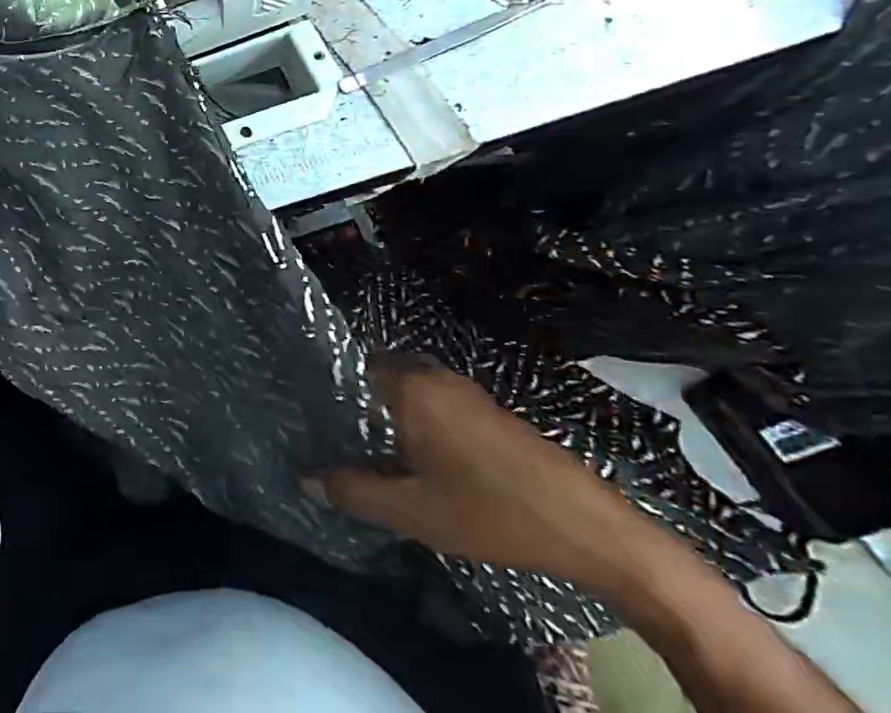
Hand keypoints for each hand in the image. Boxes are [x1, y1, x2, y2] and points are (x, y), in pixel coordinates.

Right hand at [316, 366, 696, 599]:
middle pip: (382, 377)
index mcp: (413, 389)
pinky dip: (416, 422)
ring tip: (370, 454)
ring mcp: (466, 391)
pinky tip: (415, 460)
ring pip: (410, 391)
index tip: (314, 419)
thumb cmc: (489, 512)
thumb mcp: (413, 511)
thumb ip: (355, 492)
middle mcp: (437, 377)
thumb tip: (307, 477)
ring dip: (389, 416)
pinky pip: (434, 403)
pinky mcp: (487, 410)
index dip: (332, 391)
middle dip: (359, 405)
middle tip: (337, 441)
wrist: (583, 523)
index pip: (356, 368)